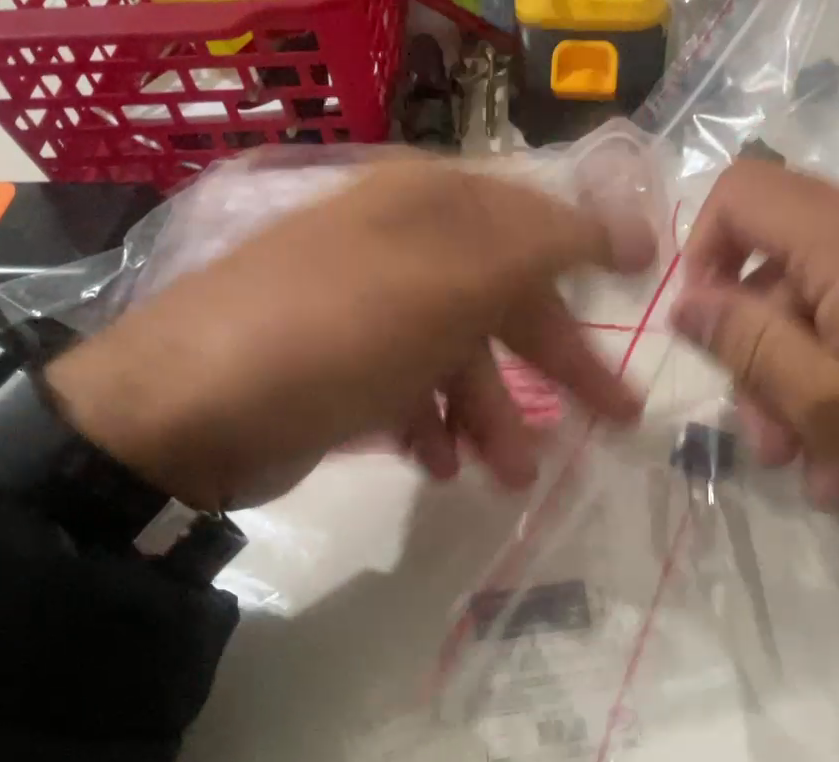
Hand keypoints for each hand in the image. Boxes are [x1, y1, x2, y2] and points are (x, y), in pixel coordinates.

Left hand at [44, 160, 656, 509]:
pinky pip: (415, 397)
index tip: (649, 270)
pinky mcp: (345, 373)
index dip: (595, 240)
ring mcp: (371, 314)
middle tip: (618, 417)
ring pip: (463, 362)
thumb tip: (609, 223)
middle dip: (563, 363)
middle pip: (507, 301)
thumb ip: (533, 251)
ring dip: (495, 418)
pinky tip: (439, 466)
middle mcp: (403, 251)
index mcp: (429, 209)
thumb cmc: (333, 338)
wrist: (189, 411)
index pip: (533, 214)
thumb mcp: (444, 285)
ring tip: (509, 476)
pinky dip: (437, 431)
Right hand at [670, 162, 838, 532]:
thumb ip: (749, 348)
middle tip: (772, 445)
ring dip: (802, 382)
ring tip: (815, 466)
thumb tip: (685, 303)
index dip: (702, 257)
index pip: (741, 193)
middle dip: (761, 359)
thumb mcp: (832, 408)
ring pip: (819, 298)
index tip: (707, 336)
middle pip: (779, 266)